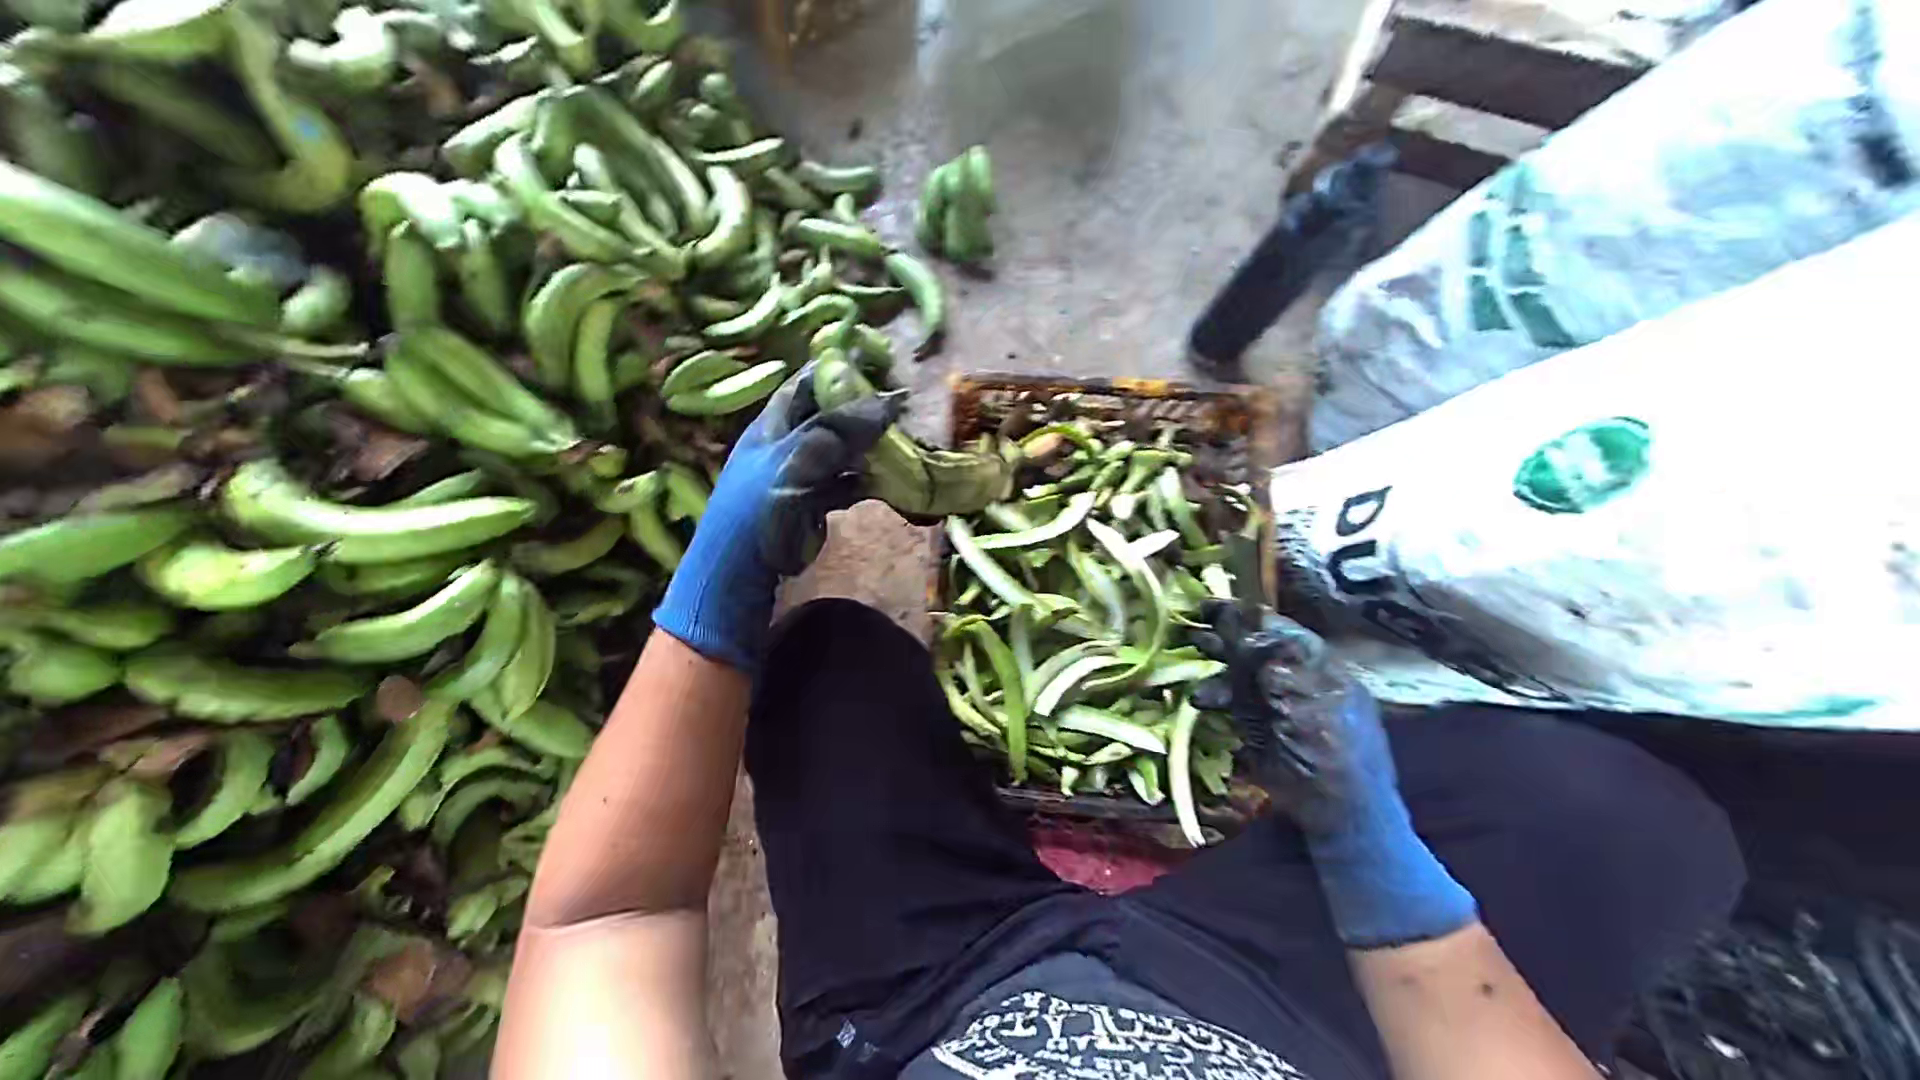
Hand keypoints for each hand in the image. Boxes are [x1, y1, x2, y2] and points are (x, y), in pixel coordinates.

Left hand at [651, 362, 898, 670]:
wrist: (736, 573)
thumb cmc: (757, 511)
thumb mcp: (794, 462)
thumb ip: (836, 430)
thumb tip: (886, 401)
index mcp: (772, 424)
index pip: (807, 382)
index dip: (839, 370)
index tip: (879, 367)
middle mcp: (783, 443)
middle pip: (827, 416)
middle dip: (862, 412)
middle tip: (900, 410)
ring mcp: (795, 475)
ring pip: (838, 451)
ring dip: (866, 448)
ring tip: (899, 445)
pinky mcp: (806, 504)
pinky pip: (839, 483)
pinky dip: (860, 481)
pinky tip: (882, 484)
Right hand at [1193, 601, 1476, 947]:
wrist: (1342, 815)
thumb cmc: (1331, 751)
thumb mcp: (1301, 696)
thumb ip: (1268, 657)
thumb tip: (1240, 616)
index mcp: (1315, 663)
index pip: (1272, 626)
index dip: (1239, 614)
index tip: (1205, 606)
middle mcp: (1294, 678)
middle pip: (1251, 648)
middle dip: (1221, 640)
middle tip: (1189, 634)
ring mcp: (1277, 704)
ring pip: (1238, 676)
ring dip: (1215, 674)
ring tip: (1193, 674)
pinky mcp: (1261, 729)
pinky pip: (1233, 703)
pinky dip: (1216, 700)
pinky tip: (1203, 704)